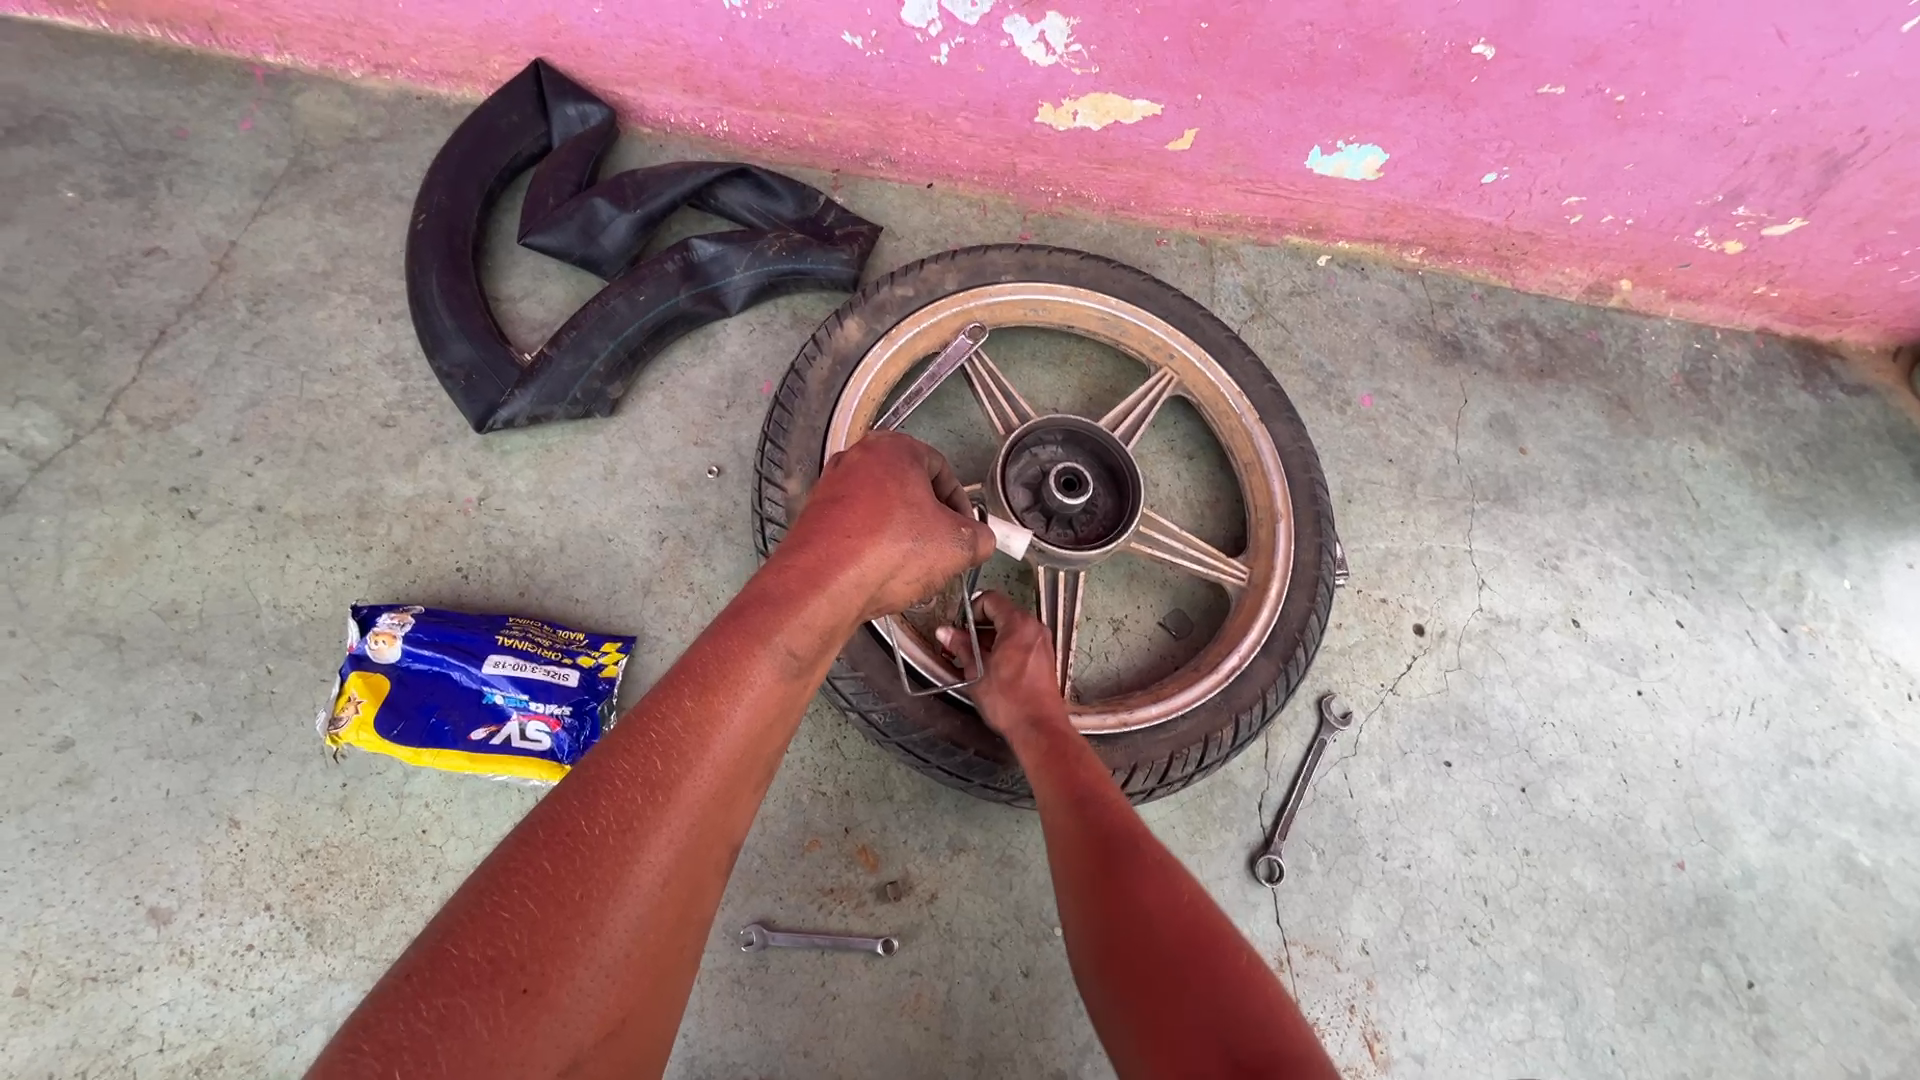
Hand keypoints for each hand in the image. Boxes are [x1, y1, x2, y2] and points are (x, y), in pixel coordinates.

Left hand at [781, 432, 995, 620]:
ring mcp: (831, 487)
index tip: (965, 528)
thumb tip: (980, 540)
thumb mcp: (957, 546)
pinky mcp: (814, 517)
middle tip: (941, 548)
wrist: (823, 584)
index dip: (960, 503)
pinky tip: (881, 571)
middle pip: (908, 487)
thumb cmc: (888, 552)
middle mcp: (857, 459)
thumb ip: (980, 538)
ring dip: (901, 534)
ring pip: (881, 508)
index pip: (942, 469)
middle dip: (929, 519)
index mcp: (893, 449)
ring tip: (911, 566)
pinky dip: (872, 545)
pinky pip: (856, 527)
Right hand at [936, 590, 1071, 743]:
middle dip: (979, 627)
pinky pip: (1021, 642)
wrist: (1038, 728)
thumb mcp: (976, 671)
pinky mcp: (1044, 658)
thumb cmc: (1009, 701)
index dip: (971, 610)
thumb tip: (945, 632)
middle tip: (961, 645)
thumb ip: (961, 646)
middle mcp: (1034, 628)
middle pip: (1001, 613)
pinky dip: (1004, 648)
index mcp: (1018, 624)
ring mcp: (1042, 643)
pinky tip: (991, 669)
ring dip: (990, 639)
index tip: (960, 628)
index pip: (991, 599)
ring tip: (973, 661)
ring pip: (1010, 629)